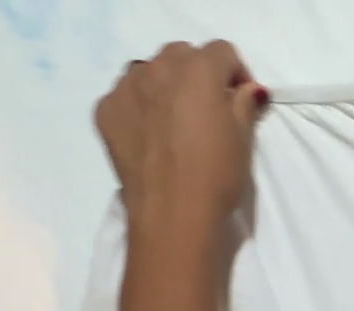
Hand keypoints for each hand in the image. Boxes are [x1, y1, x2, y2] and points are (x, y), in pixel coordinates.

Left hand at [95, 40, 267, 241]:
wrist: (173, 216)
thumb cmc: (217, 178)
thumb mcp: (243, 141)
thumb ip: (243, 105)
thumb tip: (247, 89)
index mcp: (198, 70)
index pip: (222, 51)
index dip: (237, 74)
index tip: (242, 101)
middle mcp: (158, 68)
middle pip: (182, 54)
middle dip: (198, 74)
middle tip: (209, 111)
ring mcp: (126, 87)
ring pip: (150, 71)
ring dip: (165, 86)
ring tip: (176, 122)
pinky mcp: (106, 111)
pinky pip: (126, 96)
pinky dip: (140, 107)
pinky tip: (151, 137)